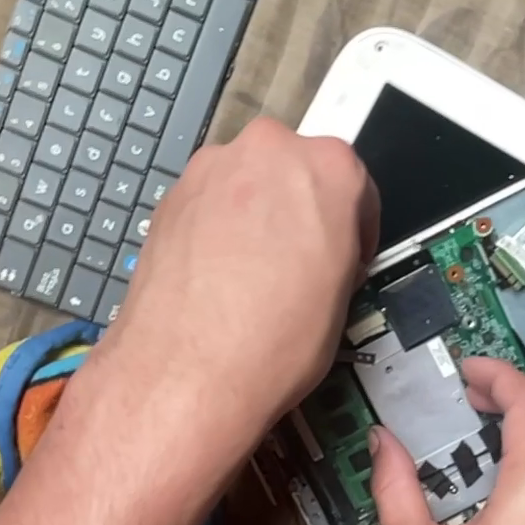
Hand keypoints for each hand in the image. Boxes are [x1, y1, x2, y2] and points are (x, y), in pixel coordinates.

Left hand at [90, 117, 378, 458]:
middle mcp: (268, 152)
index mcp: (330, 169)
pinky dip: (213, 229)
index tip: (345, 250)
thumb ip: (336, 250)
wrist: (187, 372)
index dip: (352, 228)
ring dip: (251, 217)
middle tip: (297, 261)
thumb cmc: (271, 342)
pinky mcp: (170, 196)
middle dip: (295, 211)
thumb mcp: (341, 297)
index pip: (354, 187)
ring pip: (244, 184)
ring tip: (251, 274)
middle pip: (292, 173)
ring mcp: (212, 170)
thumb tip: (322, 253)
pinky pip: (205, 204)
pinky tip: (217, 275)